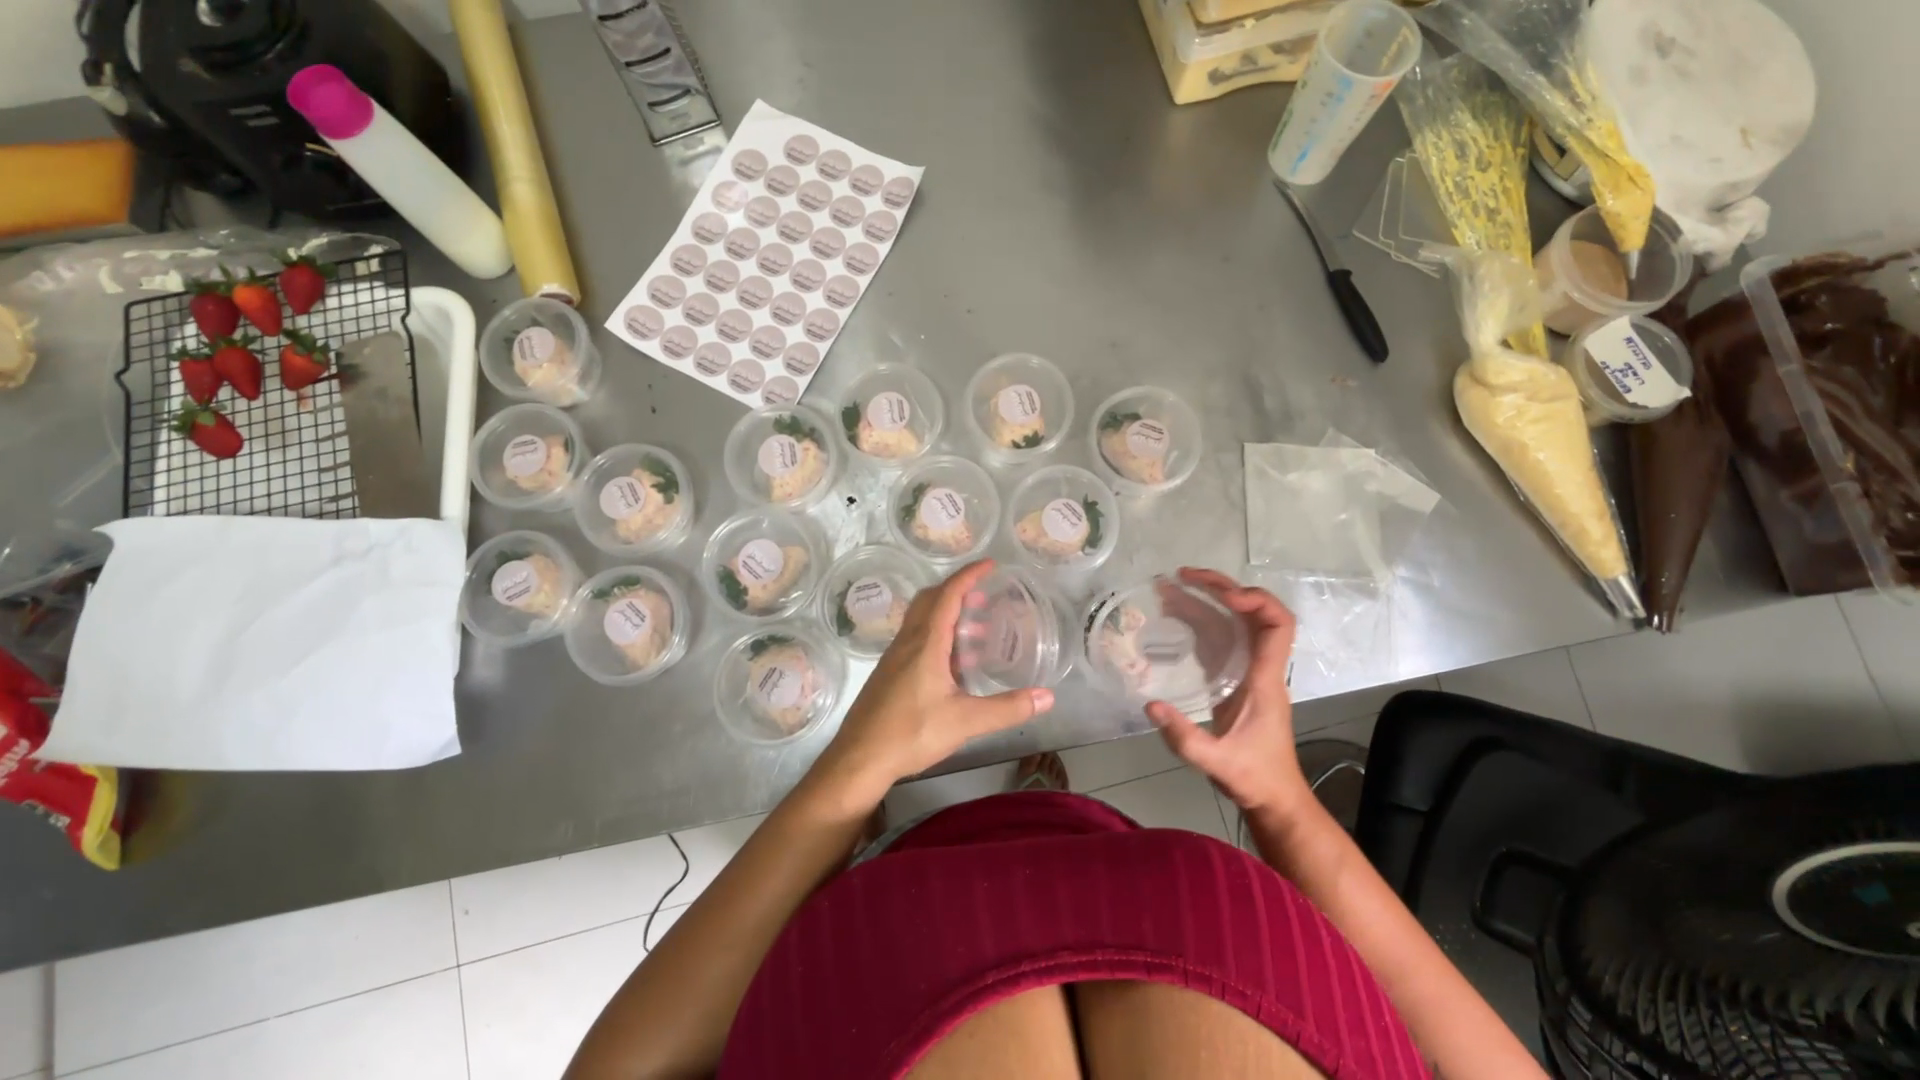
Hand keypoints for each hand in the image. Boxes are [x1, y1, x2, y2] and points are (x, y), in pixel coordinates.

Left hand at [815, 560, 1053, 802]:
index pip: (947, 595)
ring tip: (977, 635)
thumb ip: (1007, 708)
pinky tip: (953, 669)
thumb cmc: (911, 733)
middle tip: (985, 599)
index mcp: (925, 643)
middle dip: (957, 593)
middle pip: (929, 601)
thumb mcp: (966, 721)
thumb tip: (1047, 697)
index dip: (969, 576)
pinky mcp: (889, 676)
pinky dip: (937, 639)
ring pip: (921, 623)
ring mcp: (894, 659)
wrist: (859, 758)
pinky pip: (915, 643)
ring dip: (947, 618)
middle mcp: (906, 643)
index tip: (990, 565)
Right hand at [1145, 568, 1312, 816]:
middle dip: (1224, 587)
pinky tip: (1174, 614)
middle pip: (1256, 612)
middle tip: (1184, 575)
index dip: (1256, 601)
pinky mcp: (1237, 680)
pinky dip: (1201, 621)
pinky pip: (1223, 639)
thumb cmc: (1255, 778)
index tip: (1224, 596)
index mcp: (1266, 680)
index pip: (1278, 625)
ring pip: (1237, 621)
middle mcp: (1262, 667)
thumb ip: (1184, 738)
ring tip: (1171, 585)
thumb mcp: (1218, 763)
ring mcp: (1250, 672)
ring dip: (1209, 600)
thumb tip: (1150, 706)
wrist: (1275, 798)